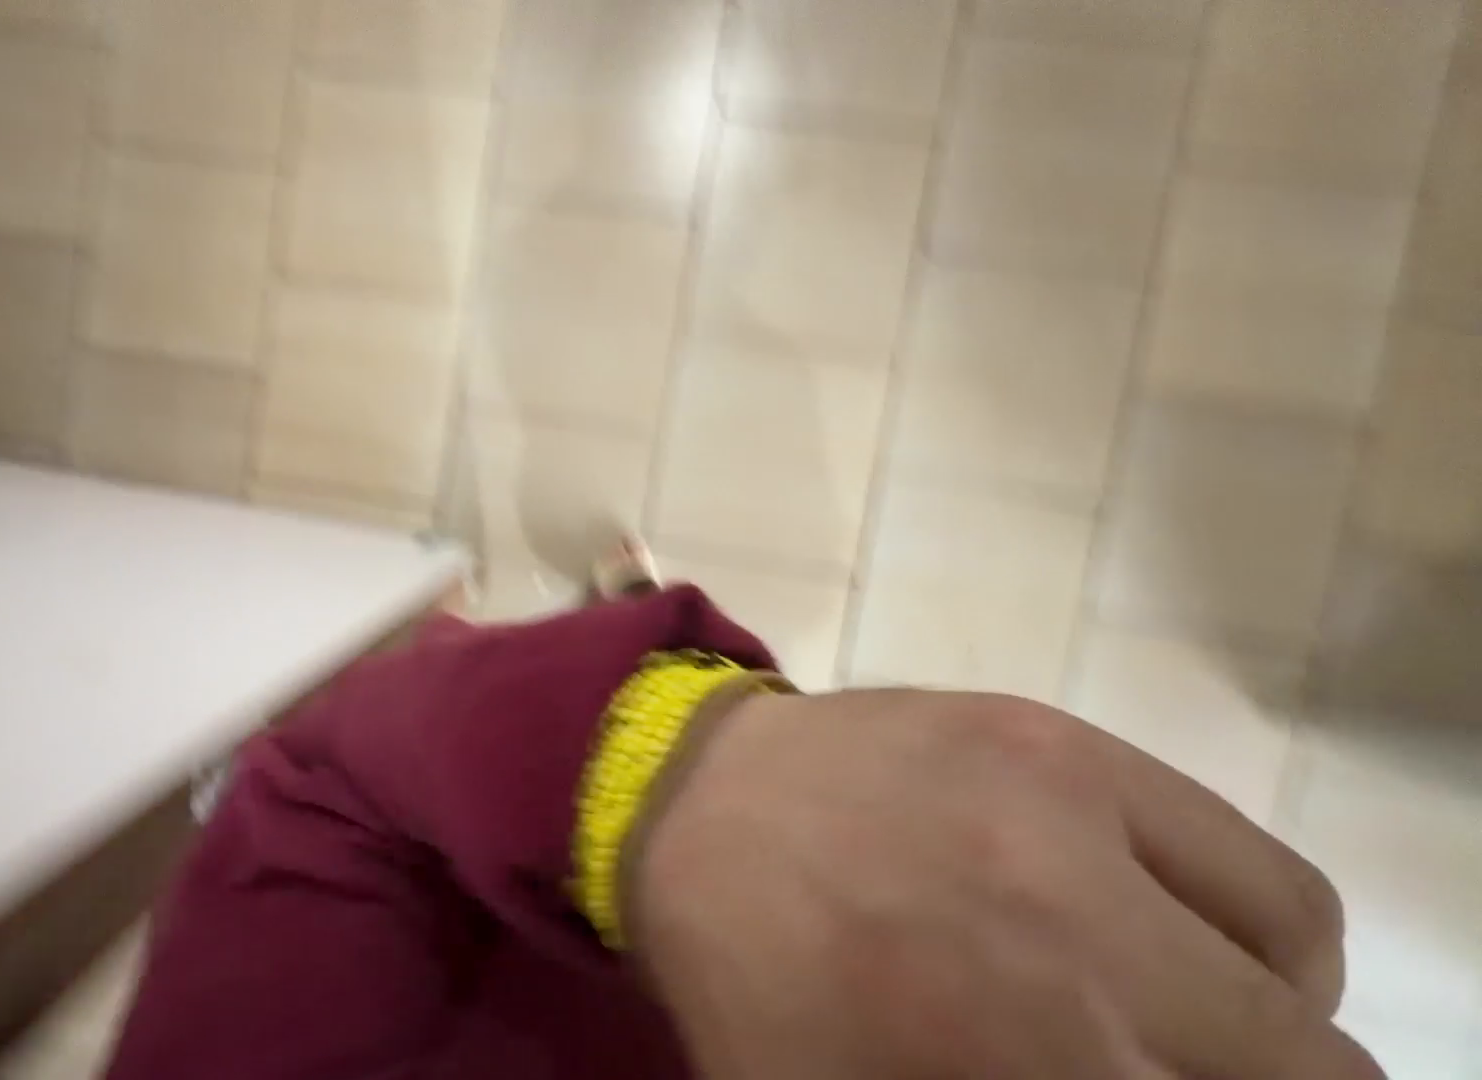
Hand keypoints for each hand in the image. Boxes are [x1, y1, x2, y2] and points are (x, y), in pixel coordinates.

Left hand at [629, 689, 1378, 1078]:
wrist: (685, 800)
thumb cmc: (748, 974)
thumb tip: (1100, 1067)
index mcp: (1017, 1044)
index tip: (1116, 1079)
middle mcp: (1070, 925)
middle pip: (1295, 1067)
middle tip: (1145, 1064)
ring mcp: (1065, 805)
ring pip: (1286, 950)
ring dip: (1253, 1009)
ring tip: (1165, 1003)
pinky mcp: (1048, 734)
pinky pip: (1232, 849)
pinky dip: (1232, 914)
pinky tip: (1142, 911)